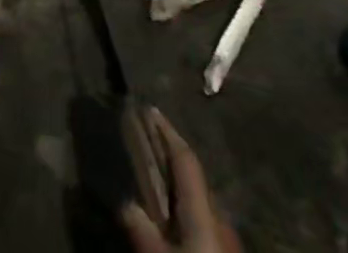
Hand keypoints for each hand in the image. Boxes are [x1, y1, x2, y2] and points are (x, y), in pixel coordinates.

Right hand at [120, 109, 242, 252]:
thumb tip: (121, 200)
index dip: (167, 132)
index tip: (150, 109)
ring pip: (199, 196)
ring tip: (149, 169)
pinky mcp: (224, 252)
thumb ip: (140, 229)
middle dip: (169, 152)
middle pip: (194, 176)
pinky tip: (167, 211)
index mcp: (202, 213)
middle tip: (142, 136)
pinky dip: (182, 200)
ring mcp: (226, 238)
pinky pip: (201, 215)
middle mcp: (218, 218)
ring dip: (176, 177)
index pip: (185, 160)